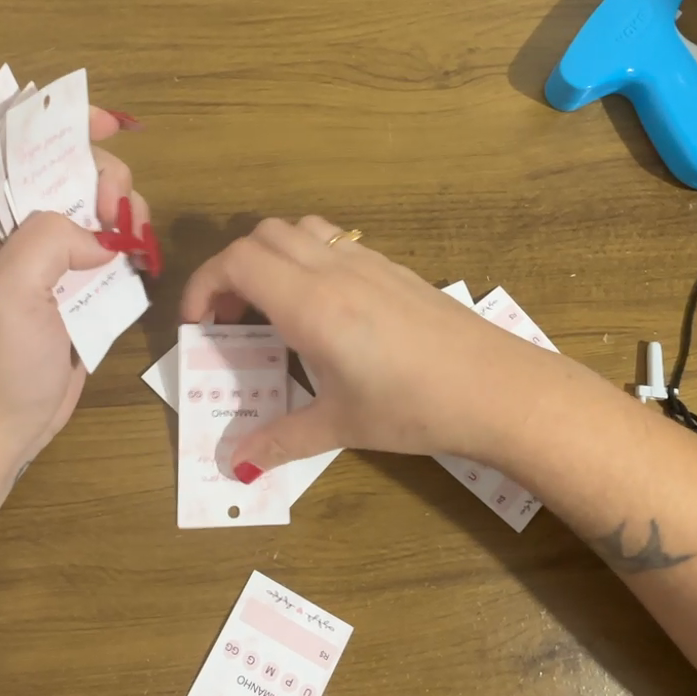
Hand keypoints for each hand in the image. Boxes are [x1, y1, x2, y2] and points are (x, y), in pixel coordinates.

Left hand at [0, 107, 150, 463]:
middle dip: (109, 179)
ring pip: (105, 209)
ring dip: (128, 214)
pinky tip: (138, 264)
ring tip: (131, 247)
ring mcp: (59, 259)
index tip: (110, 125)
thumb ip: (47, 241)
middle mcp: (28, 229)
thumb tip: (100, 240)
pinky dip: (135, 247)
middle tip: (116, 219)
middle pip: (79, 172)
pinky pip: (118, 249)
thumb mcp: (7, 291)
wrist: (6, 420)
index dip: (65, 123)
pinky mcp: (85, 287)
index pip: (26, 146)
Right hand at [180, 216, 563, 478]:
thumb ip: (280, 438)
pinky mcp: (393, 268)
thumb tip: (236, 465)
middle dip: (231, 270)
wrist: (497, 388)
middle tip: (232, 320)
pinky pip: (333, 241)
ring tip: (272, 307)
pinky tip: (323, 308)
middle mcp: (334, 270)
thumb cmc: (413, 408)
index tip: (200, 325)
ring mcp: (368, 262)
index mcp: (311, 304)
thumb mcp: (340, 425)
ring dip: (270, 256)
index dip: (204, 285)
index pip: (236, 262)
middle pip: (261, 236)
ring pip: (299, 229)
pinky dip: (307, 258)